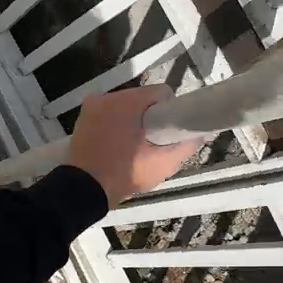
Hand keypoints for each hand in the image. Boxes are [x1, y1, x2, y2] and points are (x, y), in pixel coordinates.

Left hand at [65, 85, 202, 204]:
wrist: (83, 189)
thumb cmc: (125, 172)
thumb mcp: (163, 163)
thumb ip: (186, 145)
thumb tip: (201, 133)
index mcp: (127, 101)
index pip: (161, 93)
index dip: (170, 112)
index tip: (168, 132)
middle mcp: (107, 97)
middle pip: (141, 100)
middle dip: (150, 117)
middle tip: (152, 143)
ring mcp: (91, 107)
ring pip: (123, 108)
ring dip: (132, 121)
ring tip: (134, 147)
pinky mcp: (81, 119)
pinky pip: (107, 116)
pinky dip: (115, 126)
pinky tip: (117, 146)